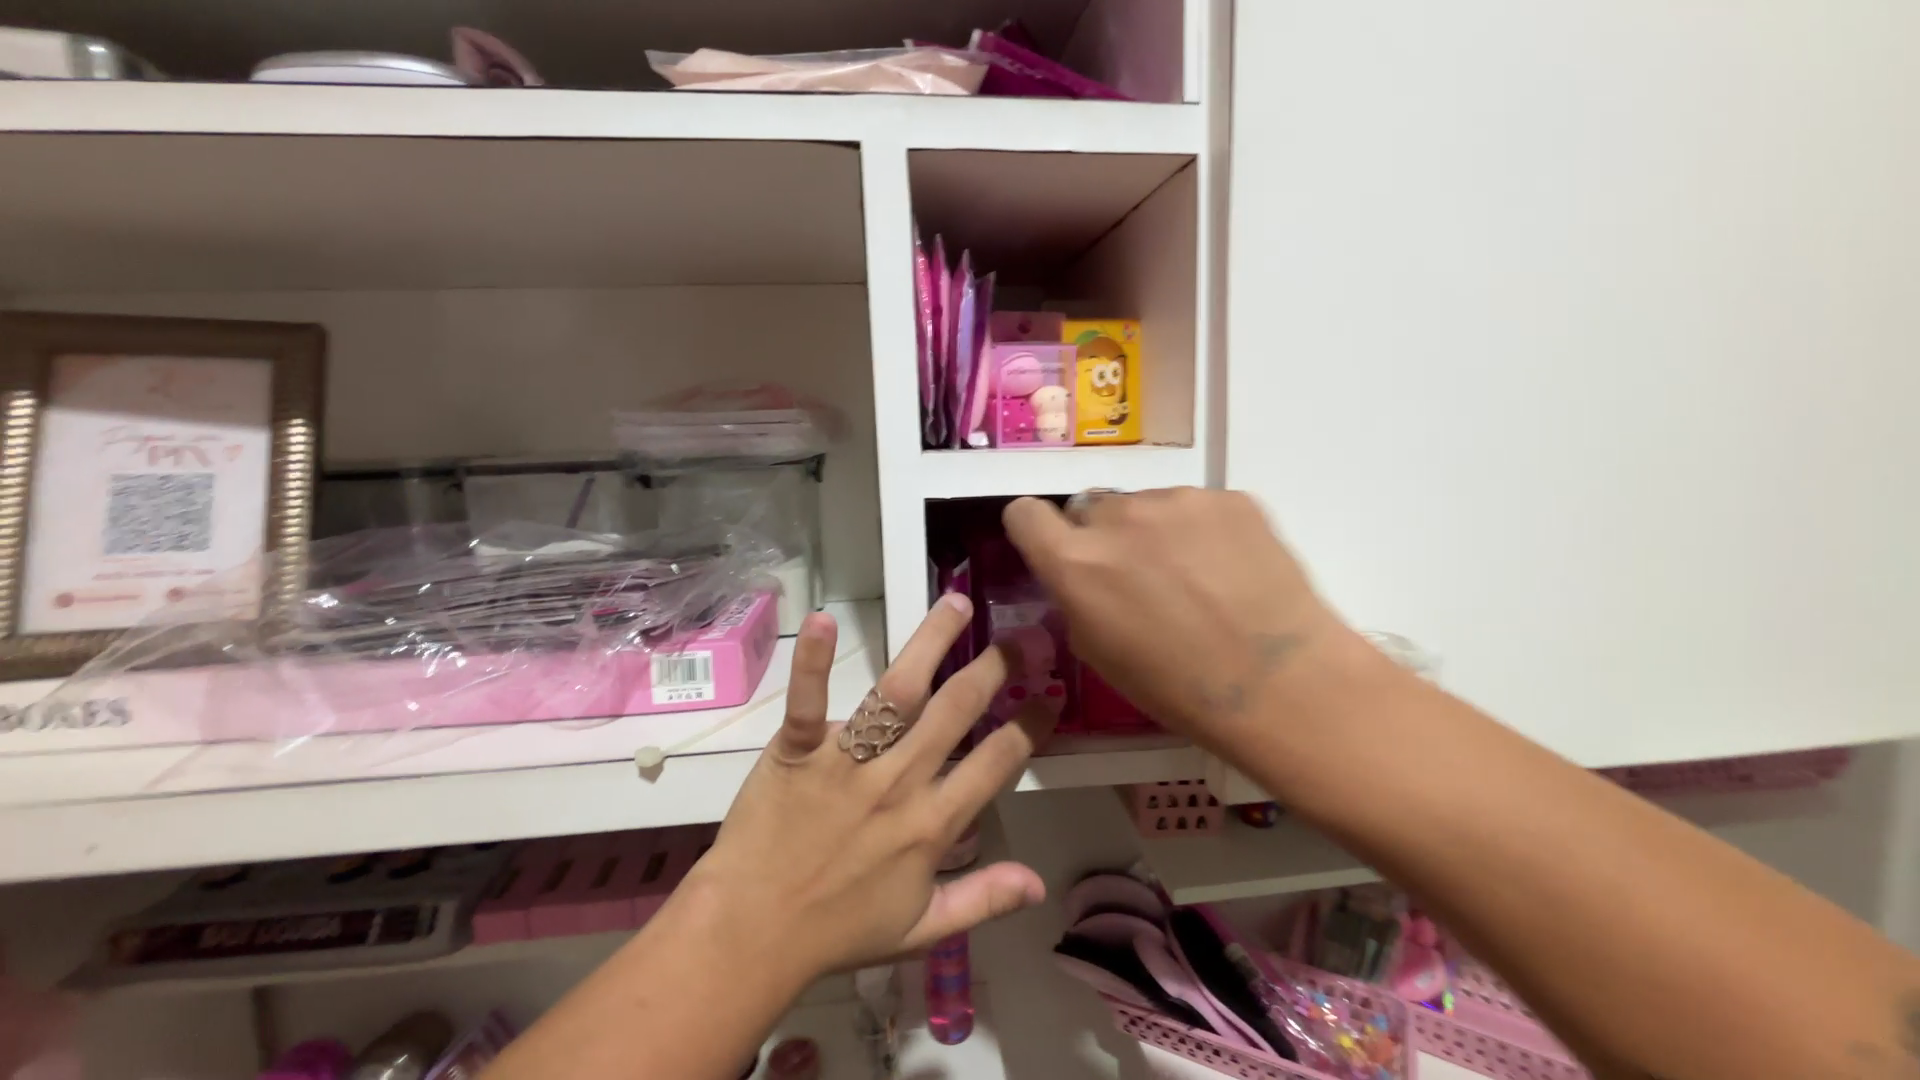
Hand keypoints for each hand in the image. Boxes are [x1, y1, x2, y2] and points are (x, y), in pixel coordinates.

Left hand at [686, 595, 1056, 981]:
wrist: (751, 935)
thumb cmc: (837, 932)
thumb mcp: (920, 929)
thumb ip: (981, 899)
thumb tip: (1039, 883)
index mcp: (932, 825)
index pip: (996, 761)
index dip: (1030, 725)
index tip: (1052, 693)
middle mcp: (898, 782)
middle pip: (957, 711)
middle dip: (997, 667)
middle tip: (1026, 634)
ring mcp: (847, 762)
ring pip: (898, 692)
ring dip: (930, 643)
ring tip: (956, 603)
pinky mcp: (799, 750)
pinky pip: (808, 700)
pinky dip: (815, 661)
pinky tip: (825, 618)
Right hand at [1001, 489, 1382, 752]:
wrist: (1281, 684)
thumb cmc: (1178, 688)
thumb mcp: (1098, 654)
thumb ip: (1076, 598)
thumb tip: (1083, 575)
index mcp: (1076, 562)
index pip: (1024, 513)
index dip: (1036, 530)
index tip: (1054, 548)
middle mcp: (1118, 516)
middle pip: (1091, 509)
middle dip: (1104, 537)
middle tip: (1140, 579)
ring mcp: (1177, 499)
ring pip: (1146, 505)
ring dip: (1155, 532)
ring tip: (1196, 580)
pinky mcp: (1229, 496)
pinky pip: (1196, 507)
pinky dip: (1203, 532)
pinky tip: (1230, 572)